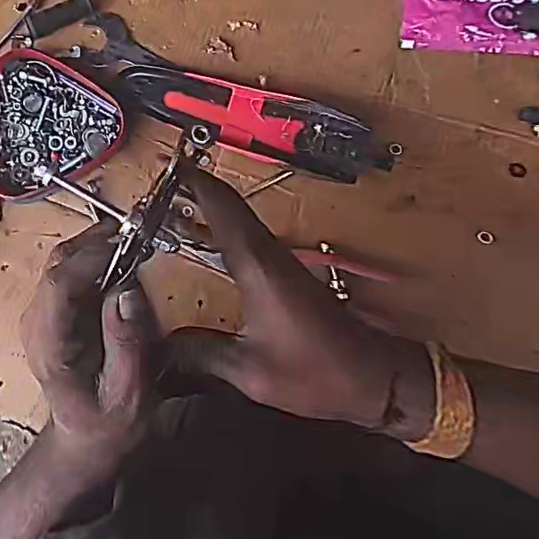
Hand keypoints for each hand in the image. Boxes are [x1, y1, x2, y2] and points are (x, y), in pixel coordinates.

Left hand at [21, 221, 157, 483]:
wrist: (85, 438)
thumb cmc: (106, 425)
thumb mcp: (128, 397)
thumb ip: (128, 345)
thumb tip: (128, 292)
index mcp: (49, 345)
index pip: (58, 283)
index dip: (92, 257)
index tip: (127, 247)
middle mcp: (36, 322)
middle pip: (59, 263)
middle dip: (98, 245)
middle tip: (138, 241)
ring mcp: (41, 311)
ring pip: (63, 259)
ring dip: (98, 246)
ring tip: (134, 247)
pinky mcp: (53, 306)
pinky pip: (71, 267)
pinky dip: (97, 256)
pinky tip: (122, 261)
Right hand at [168, 168, 436, 440]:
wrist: (374, 374)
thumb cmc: (320, 372)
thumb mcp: (252, 372)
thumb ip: (202, 354)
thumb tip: (163, 349)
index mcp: (258, 267)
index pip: (222, 208)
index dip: (195, 182)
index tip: (172, 165)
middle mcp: (269, 252)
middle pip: (229, 203)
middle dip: (196, 184)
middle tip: (166, 176)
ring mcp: (279, 257)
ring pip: (239, 214)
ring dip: (209, 200)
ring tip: (177, 197)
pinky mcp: (285, 267)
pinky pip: (247, 231)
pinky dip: (223, 220)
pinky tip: (207, 231)